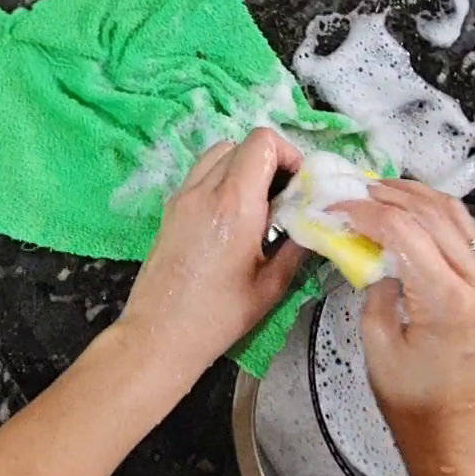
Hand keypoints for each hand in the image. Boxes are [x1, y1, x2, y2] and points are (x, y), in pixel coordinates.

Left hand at [117, 128, 307, 384]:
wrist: (158, 334)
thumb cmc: (218, 316)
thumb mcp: (272, 285)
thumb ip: (298, 245)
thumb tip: (315, 221)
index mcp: (234, 203)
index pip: (262, 142)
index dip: (288, 154)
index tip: (298, 186)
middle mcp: (204, 189)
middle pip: (241, 143)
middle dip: (269, 161)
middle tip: (282, 199)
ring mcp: (182, 196)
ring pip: (218, 153)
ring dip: (243, 167)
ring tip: (258, 206)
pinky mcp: (170, 208)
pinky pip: (200, 174)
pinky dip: (221, 179)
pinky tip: (232, 216)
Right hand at [338, 181, 474, 452]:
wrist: (451, 428)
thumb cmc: (408, 395)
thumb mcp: (376, 340)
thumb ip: (376, 286)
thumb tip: (372, 251)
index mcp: (446, 301)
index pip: (404, 232)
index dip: (366, 213)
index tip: (337, 208)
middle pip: (431, 215)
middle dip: (388, 197)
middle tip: (354, 192)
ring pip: (455, 216)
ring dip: (416, 196)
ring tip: (380, 189)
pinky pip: (464, 234)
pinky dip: (435, 213)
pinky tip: (410, 207)